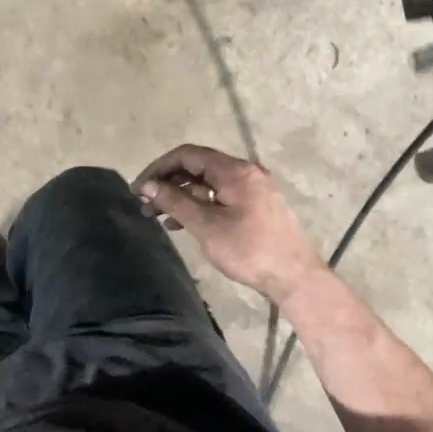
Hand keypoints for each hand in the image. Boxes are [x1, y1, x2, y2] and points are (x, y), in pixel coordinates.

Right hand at [132, 145, 327, 300]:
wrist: (294, 276)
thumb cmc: (248, 249)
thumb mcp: (206, 226)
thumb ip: (174, 202)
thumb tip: (146, 186)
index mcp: (235, 171)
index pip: (188, 155)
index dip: (158, 168)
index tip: (138, 189)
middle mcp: (245, 173)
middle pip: (197, 168)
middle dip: (167, 183)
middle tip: (143, 205)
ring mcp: (252, 190)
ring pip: (206, 184)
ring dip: (179, 196)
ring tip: (156, 216)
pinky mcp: (254, 206)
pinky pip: (218, 197)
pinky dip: (197, 206)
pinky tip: (181, 224)